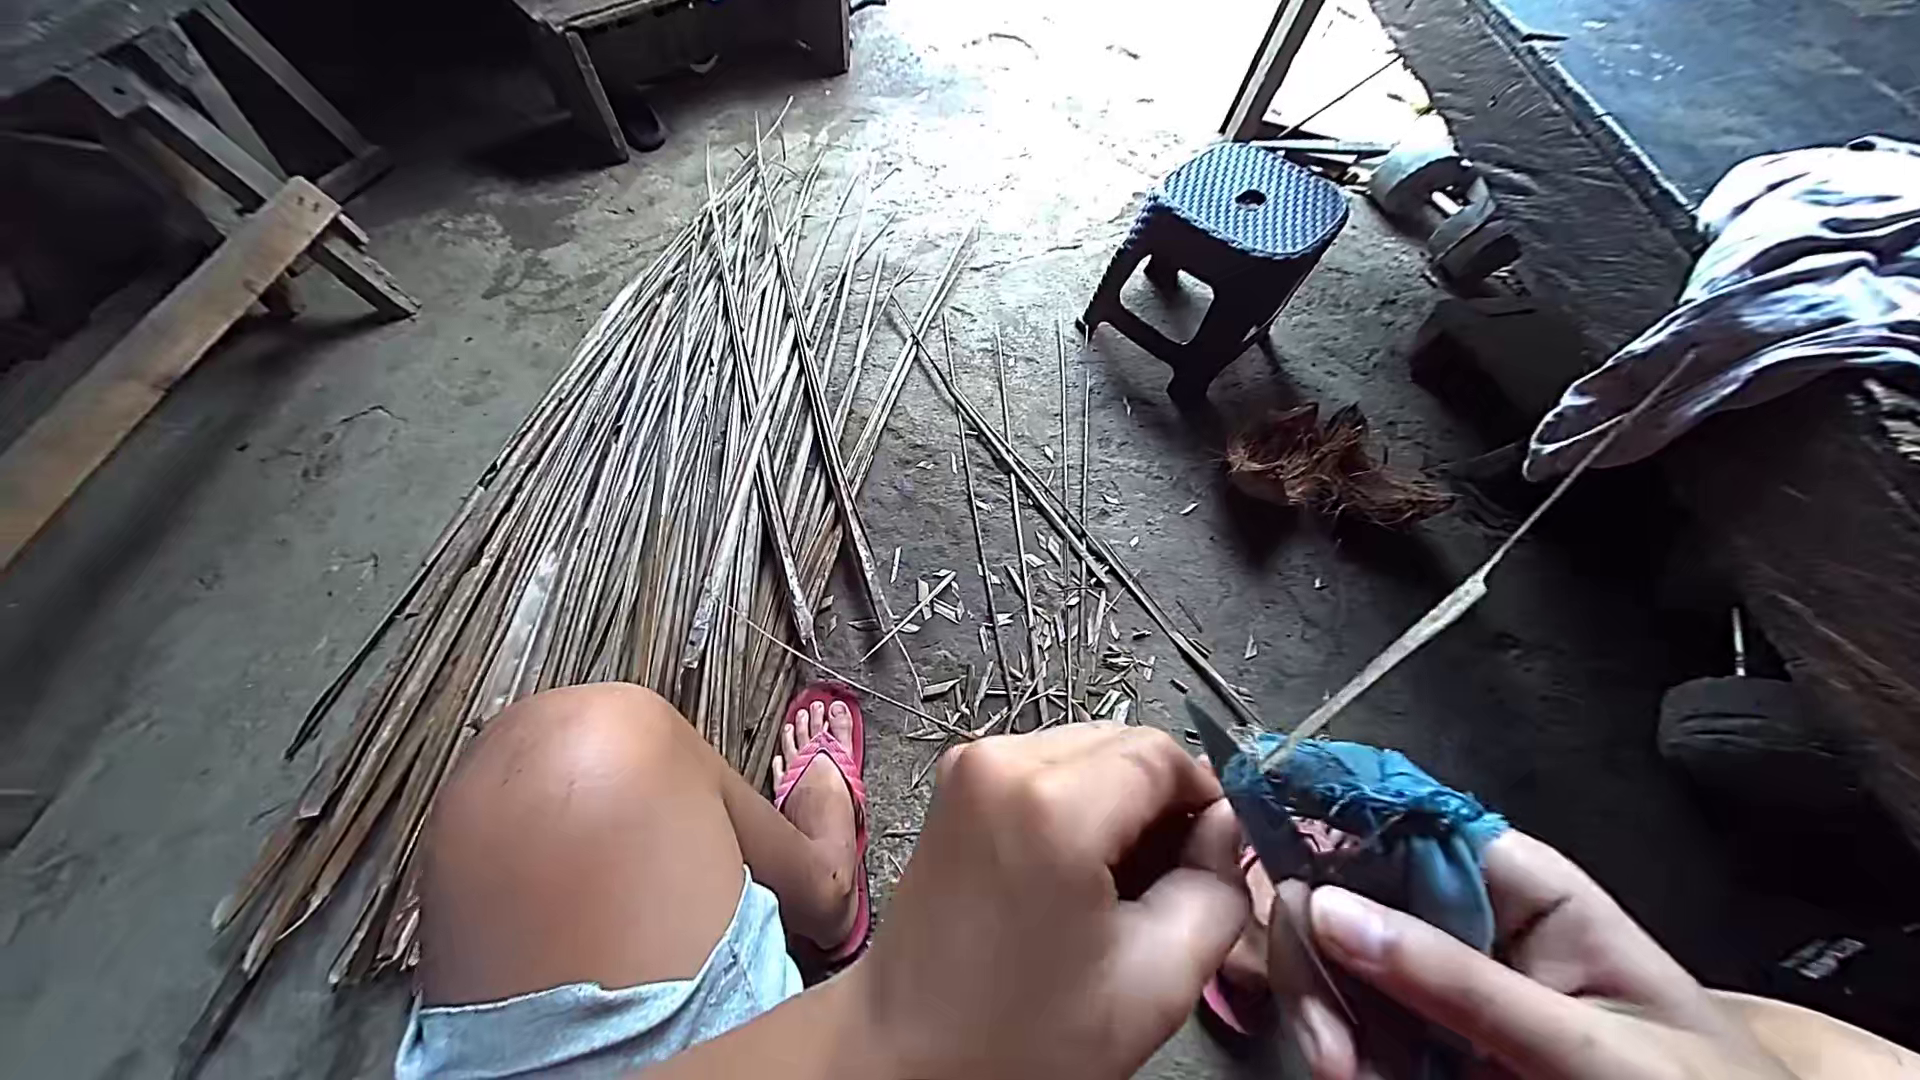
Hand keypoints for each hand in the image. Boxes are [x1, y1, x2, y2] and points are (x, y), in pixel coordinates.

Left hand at [854, 723, 1248, 1078]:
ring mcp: (973, 758)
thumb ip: (1216, 890)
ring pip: (1084, 746)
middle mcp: (1003, 758)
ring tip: (1118, 870)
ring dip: (1117, 793)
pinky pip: (1044, 758)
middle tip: (1172, 867)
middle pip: (1119, 742)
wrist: (906, 1045)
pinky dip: (1075, 792)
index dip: (1201, 792)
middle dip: (1159, 795)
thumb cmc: (1025, 1034)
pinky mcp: (959, 772)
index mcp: (1051, 804)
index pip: (1157, 753)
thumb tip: (1226, 826)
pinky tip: (1073, 854)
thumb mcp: (1152, 982)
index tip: (1217, 843)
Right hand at [1268, 830, 1793, 1079]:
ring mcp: (1417, 958)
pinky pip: (1333, 996)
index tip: (1262, 839)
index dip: (1320, 812)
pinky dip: (1327, 1036)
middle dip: (1310, 945)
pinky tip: (1348, 1071)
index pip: (1392, 812)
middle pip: (1335, 876)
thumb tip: (1322, 905)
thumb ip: (1462, 979)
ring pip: (1317, 936)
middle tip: (1325, 1035)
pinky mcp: (1400, 1011)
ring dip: (1314, 1001)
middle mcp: (1445, 901)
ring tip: (1341, 1069)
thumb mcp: (1599, 1054)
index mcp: (1504, 876)